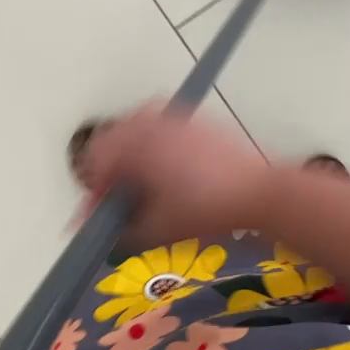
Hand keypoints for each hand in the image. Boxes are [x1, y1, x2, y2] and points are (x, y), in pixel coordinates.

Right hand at [78, 103, 274, 243]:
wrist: (257, 192)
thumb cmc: (203, 209)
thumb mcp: (157, 228)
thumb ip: (123, 231)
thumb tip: (107, 234)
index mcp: (134, 143)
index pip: (95, 160)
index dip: (92, 193)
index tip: (96, 218)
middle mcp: (151, 121)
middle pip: (114, 140)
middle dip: (110, 171)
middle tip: (117, 203)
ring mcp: (176, 116)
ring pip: (137, 129)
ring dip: (130, 156)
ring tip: (140, 188)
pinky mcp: (197, 119)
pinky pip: (162, 127)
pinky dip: (154, 145)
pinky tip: (167, 173)